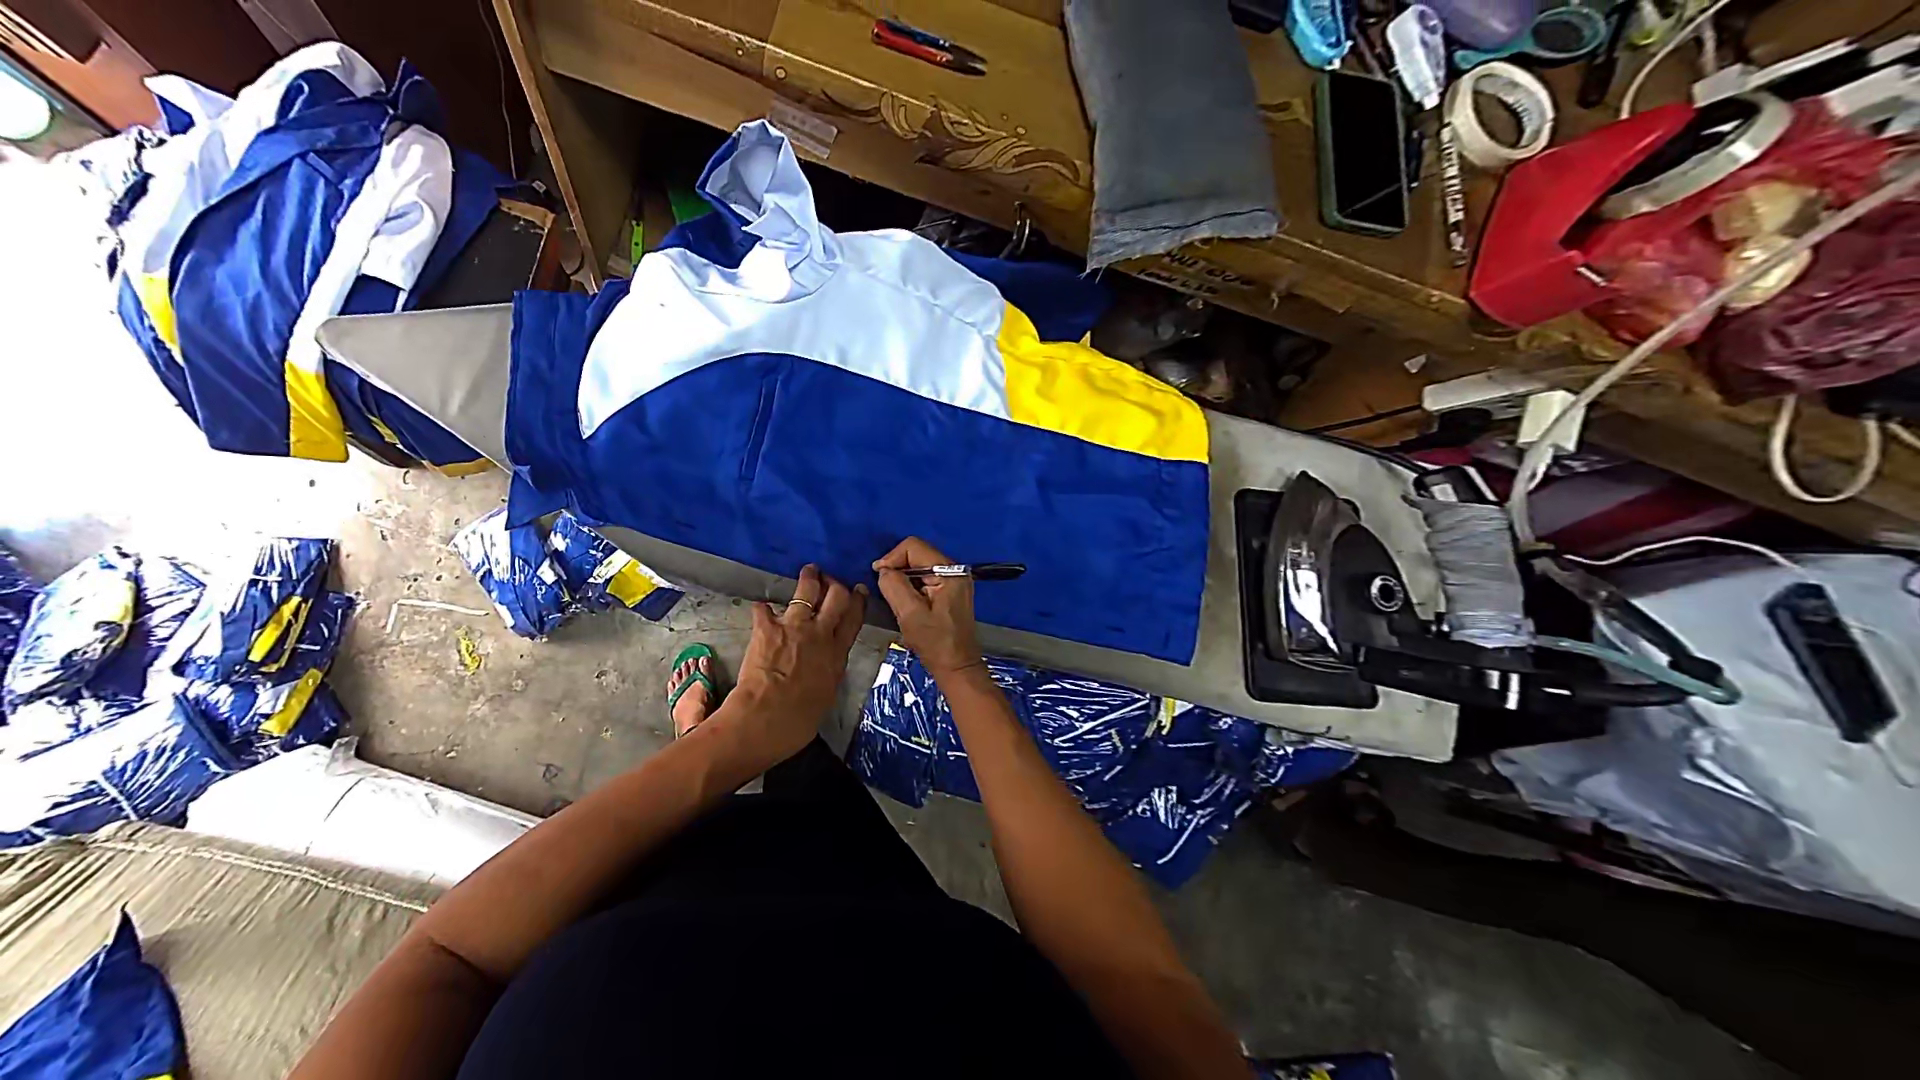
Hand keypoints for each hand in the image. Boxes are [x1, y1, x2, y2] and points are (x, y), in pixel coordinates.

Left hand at [722, 564, 865, 766]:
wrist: (768, 717)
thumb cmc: (799, 720)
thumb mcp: (827, 693)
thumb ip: (828, 671)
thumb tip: (825, 665)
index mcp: (836, 654)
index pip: (853, 619)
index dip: (858, 601)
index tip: (859, 590)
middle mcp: (820, 634)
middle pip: (836, 597)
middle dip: (836, 584)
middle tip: (832, 579)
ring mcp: (794, 627)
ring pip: (807, 591)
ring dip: (809, 578)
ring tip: (809, 571)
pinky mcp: (767, 627)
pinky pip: (764, 609)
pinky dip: (763, 608)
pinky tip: (760, 608)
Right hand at [873, 537, 984, 680]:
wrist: (957, 667)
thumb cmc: (935, 643)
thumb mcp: (910, 614)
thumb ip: (894, 586)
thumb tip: (884, 570)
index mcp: (949, 571)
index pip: (914, 547)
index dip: (892, 558)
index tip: (879, 576)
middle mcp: (955, 570)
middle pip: (917, 554)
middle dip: (897, 568)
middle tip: (884, 589)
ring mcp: (954, 581)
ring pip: (920, 566)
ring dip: (903, 578)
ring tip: (894, 598)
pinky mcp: (950, 592)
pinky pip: (925, 578)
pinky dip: (912, 586)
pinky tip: (906, 603)